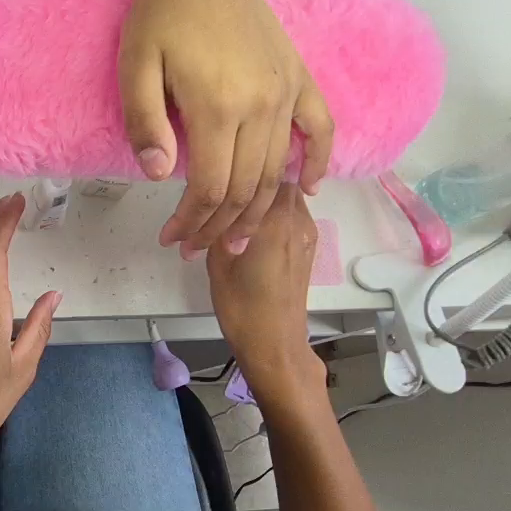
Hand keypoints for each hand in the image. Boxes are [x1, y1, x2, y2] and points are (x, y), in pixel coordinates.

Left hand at [120, 0, 333, 258]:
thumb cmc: (159, 18)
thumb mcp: (134, 68)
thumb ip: (146, 124)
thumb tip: (160, 175)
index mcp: (217, 106)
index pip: (210, 187)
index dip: (193, 222)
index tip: (174, 239)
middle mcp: (260, 105)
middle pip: (246, 188)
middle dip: (220, 227)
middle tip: (198, 248)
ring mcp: (285, 91)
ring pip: (278, 169)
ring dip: (258, 211)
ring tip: (237, 238)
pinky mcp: (299, 76)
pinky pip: (320, 127)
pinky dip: (318, 161)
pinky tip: (308, 189)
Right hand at [206, 183, 326, 399]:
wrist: (275, 344)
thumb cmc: (242, 307)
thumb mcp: (217, 264)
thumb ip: (215, 229)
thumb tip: (204, 204)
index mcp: (274, 221)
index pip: (263, 172)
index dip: (241, 166)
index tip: (221, 168)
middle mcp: (297, 221)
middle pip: (280, 179)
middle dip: (254, 177)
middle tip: (225, 183)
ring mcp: (306, 234)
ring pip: (288, 196)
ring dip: (265, 195)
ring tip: (236, 204)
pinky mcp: (306, 248)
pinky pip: (292, 215)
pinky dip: (273, 212)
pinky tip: (251, 226)